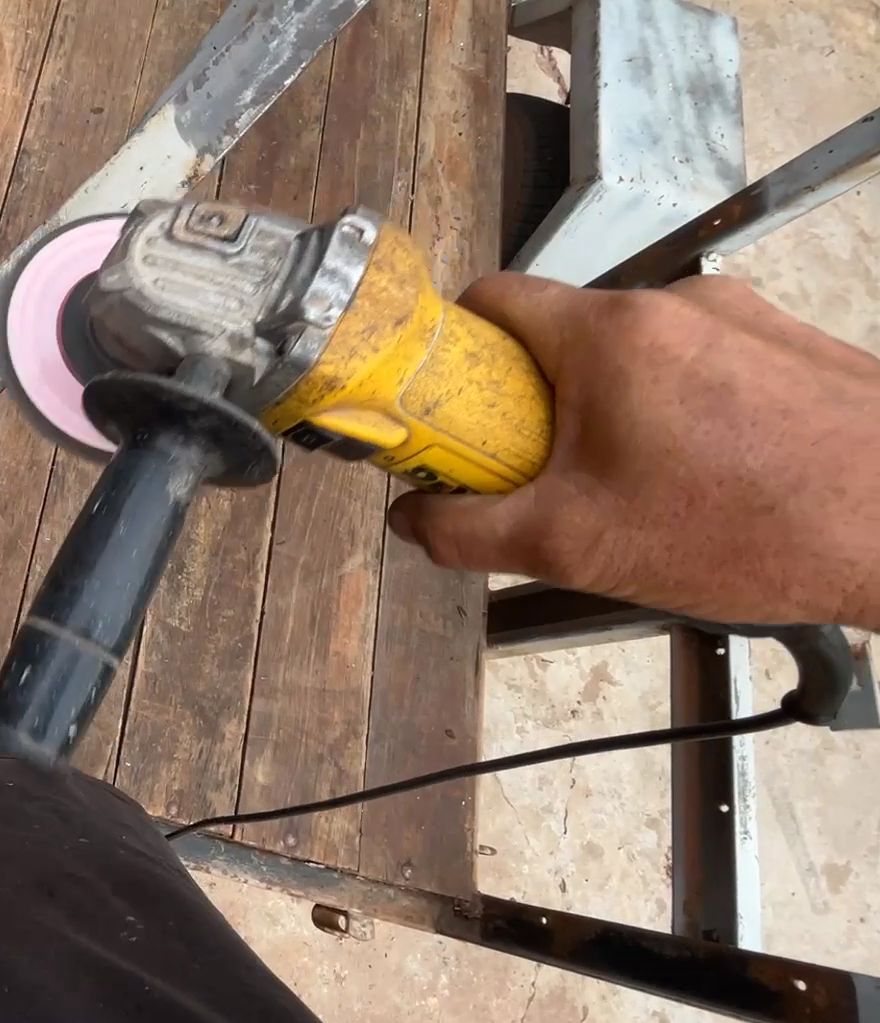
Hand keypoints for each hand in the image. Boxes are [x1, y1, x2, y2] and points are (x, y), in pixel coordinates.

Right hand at [388, 273, 879, 628]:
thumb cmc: (743, 530)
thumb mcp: (565, 545)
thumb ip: (460, 531)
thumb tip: (408, 517)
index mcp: (610, 332)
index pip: (491, 297)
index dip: (448, 345)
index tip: (444, 406)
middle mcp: (675, 304)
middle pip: (551, 331)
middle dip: (517, 394)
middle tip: (520, 462)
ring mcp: (744, 317)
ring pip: (618, 350)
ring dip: (585, 403)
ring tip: (606, 476)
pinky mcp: (794, 344)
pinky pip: (684, 362)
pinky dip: (652, 405)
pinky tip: (681, 469)